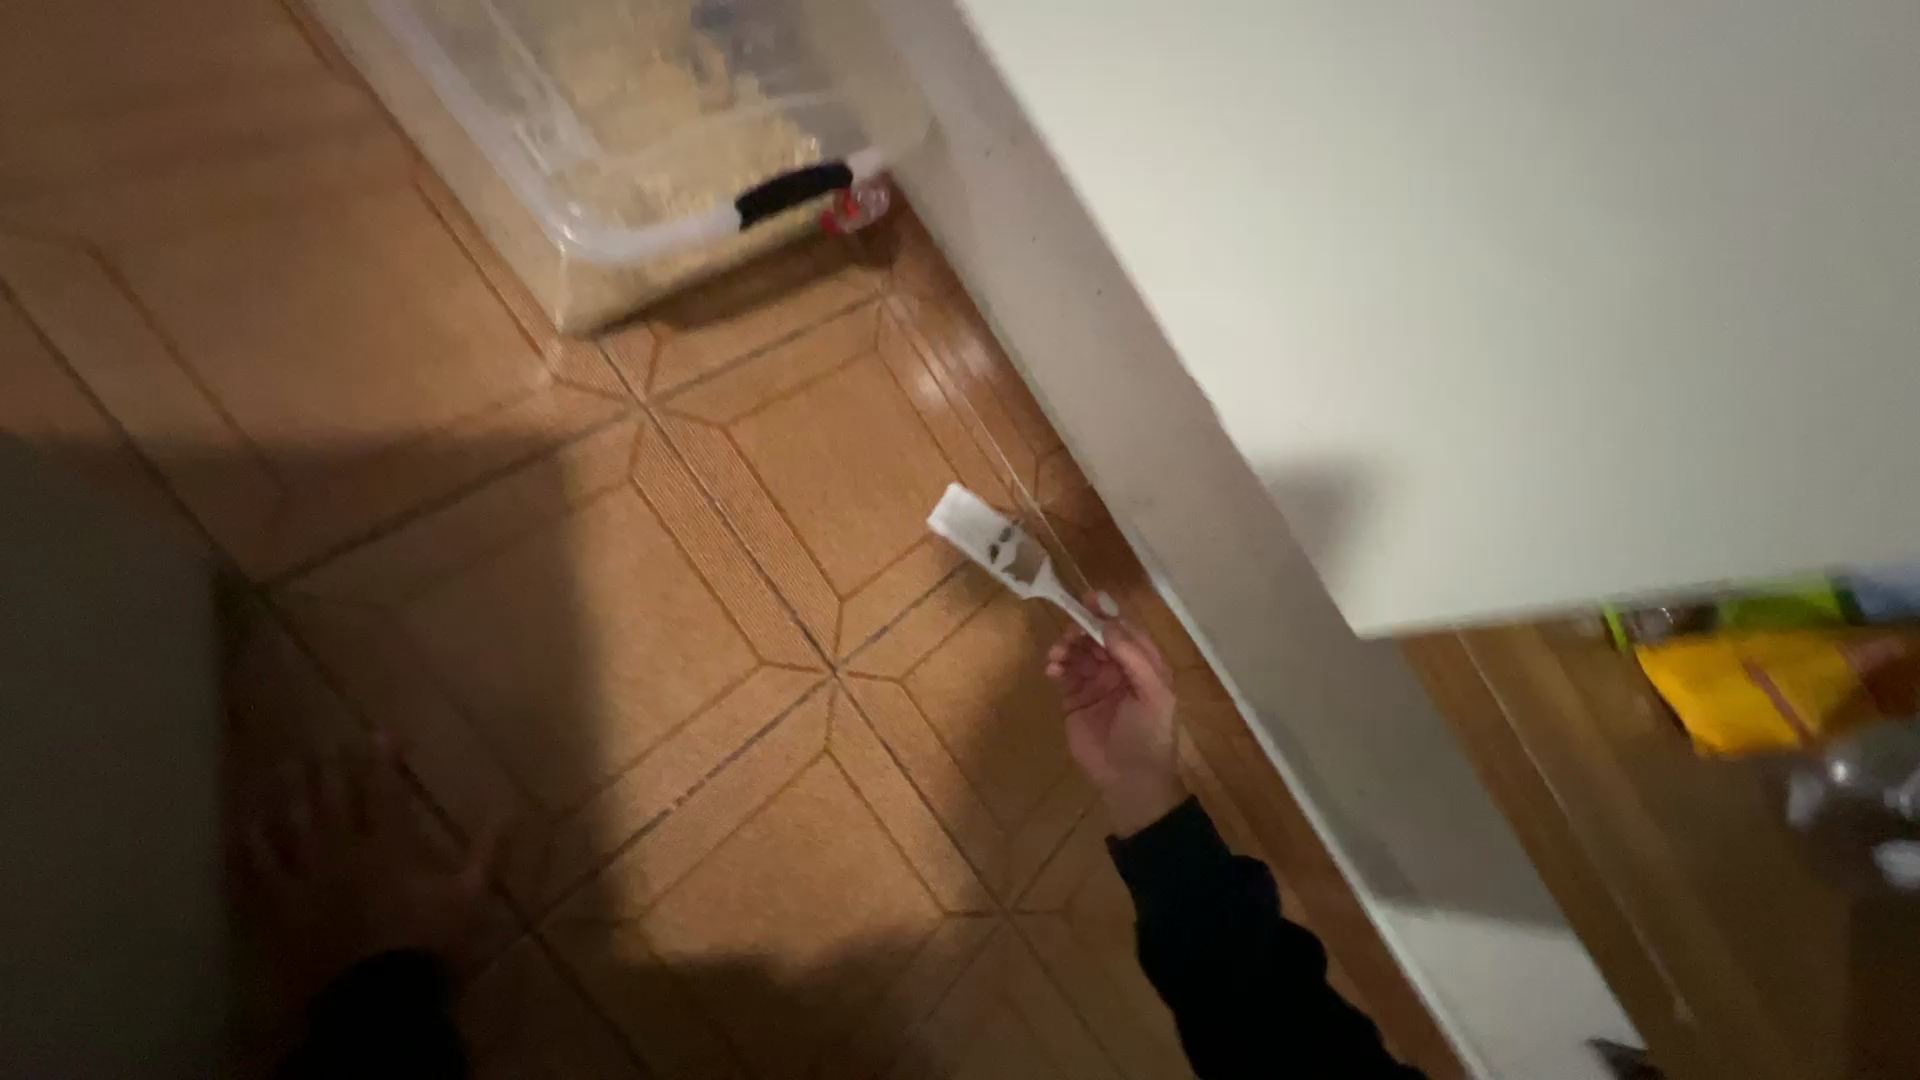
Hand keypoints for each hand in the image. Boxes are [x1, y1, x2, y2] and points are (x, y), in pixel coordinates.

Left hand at [242, 734, 497, 999]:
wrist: (377, 995)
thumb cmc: (429, 938)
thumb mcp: (470, 893)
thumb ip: (486, 849)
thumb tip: (508, 810)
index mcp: (392, 845)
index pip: (385, 792)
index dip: (381, 761)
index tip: (379, 733)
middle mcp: (346, 852)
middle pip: (334, 801)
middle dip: (331, 768)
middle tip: (324, 741)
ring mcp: (309, 878)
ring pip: (293, 826)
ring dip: (288, 793)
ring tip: (283, 765)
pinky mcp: (284, 906)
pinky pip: (261, 870)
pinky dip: (252, 845)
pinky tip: (245, 825)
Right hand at [1046, 599, 1186, 836]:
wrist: (1130, 782)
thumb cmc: (1149, 736)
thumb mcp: (1153, 694)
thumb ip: (1133, 656)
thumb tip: (1107, 623)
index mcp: (1144, 664)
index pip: (1124, 630)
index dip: (1107, 613)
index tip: (1088, 600)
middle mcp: (1118, 669)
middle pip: (1096, 636)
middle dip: (1082, 628)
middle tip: (1069, 631)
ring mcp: (1095, 683)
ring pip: (1077, 651)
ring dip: (1066, 646)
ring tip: (1057, 656)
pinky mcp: (1074, 699)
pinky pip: (1063, 673)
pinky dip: (1056, 665)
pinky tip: (1053, 670)